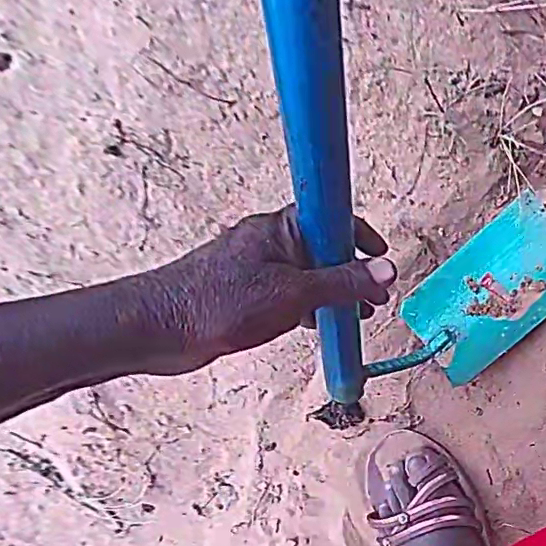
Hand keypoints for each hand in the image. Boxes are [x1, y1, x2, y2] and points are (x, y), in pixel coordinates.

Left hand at [124, 206, 394, 374]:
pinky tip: (320, 324)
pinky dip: (314, 305)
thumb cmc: (218, 303)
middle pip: (326, 247)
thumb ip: (342, 282)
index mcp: (280, 229)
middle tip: (374, 299)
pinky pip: (296, 292)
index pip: (331, 216)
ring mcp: (262, 267)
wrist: (158, 329)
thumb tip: (386, 270)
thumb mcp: (293, 294)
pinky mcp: (253, 292)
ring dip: (337, 293)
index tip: (381, 257)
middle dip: (355, 271)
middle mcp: (272, 242)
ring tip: (354, 316)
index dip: (360, 235)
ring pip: (313, 273)